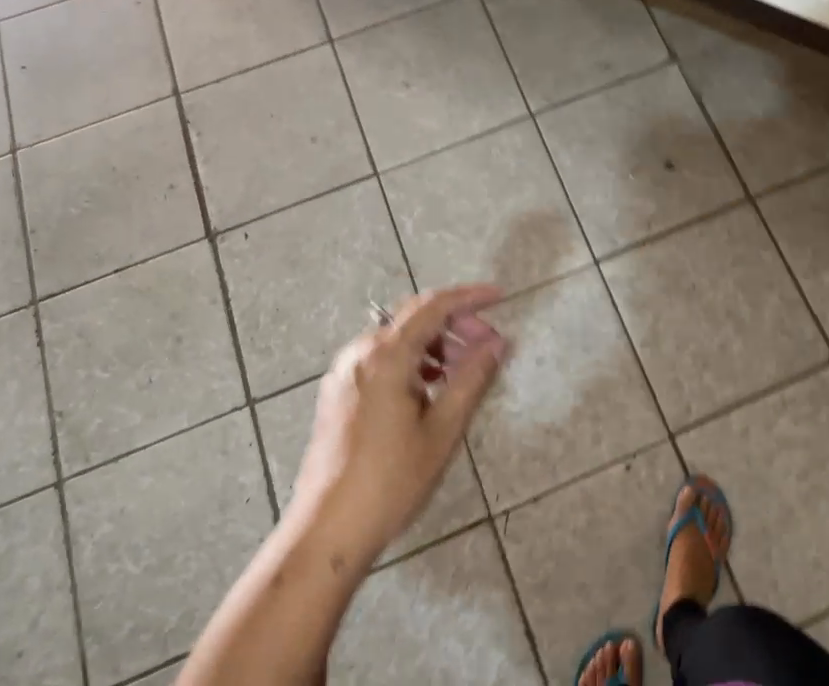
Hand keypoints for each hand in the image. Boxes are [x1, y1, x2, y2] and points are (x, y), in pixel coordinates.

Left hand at [289, 284, 507, 562]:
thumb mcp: (441, 430)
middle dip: (455, 322)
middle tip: (489, 345)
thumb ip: (472, 379)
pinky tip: (431, 388)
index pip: (433, 306)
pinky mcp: (338, 394)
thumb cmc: (390, 482)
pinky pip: (381, 359)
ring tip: (465, 370)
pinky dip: (412, 360)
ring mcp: (343, 373)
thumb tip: (497, 343)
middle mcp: (358, 353)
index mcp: (384, 356)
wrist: (327, 529)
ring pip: (396, 338)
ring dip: (434, 343)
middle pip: (413, 317)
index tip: (500, 297)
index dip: (470, 297)